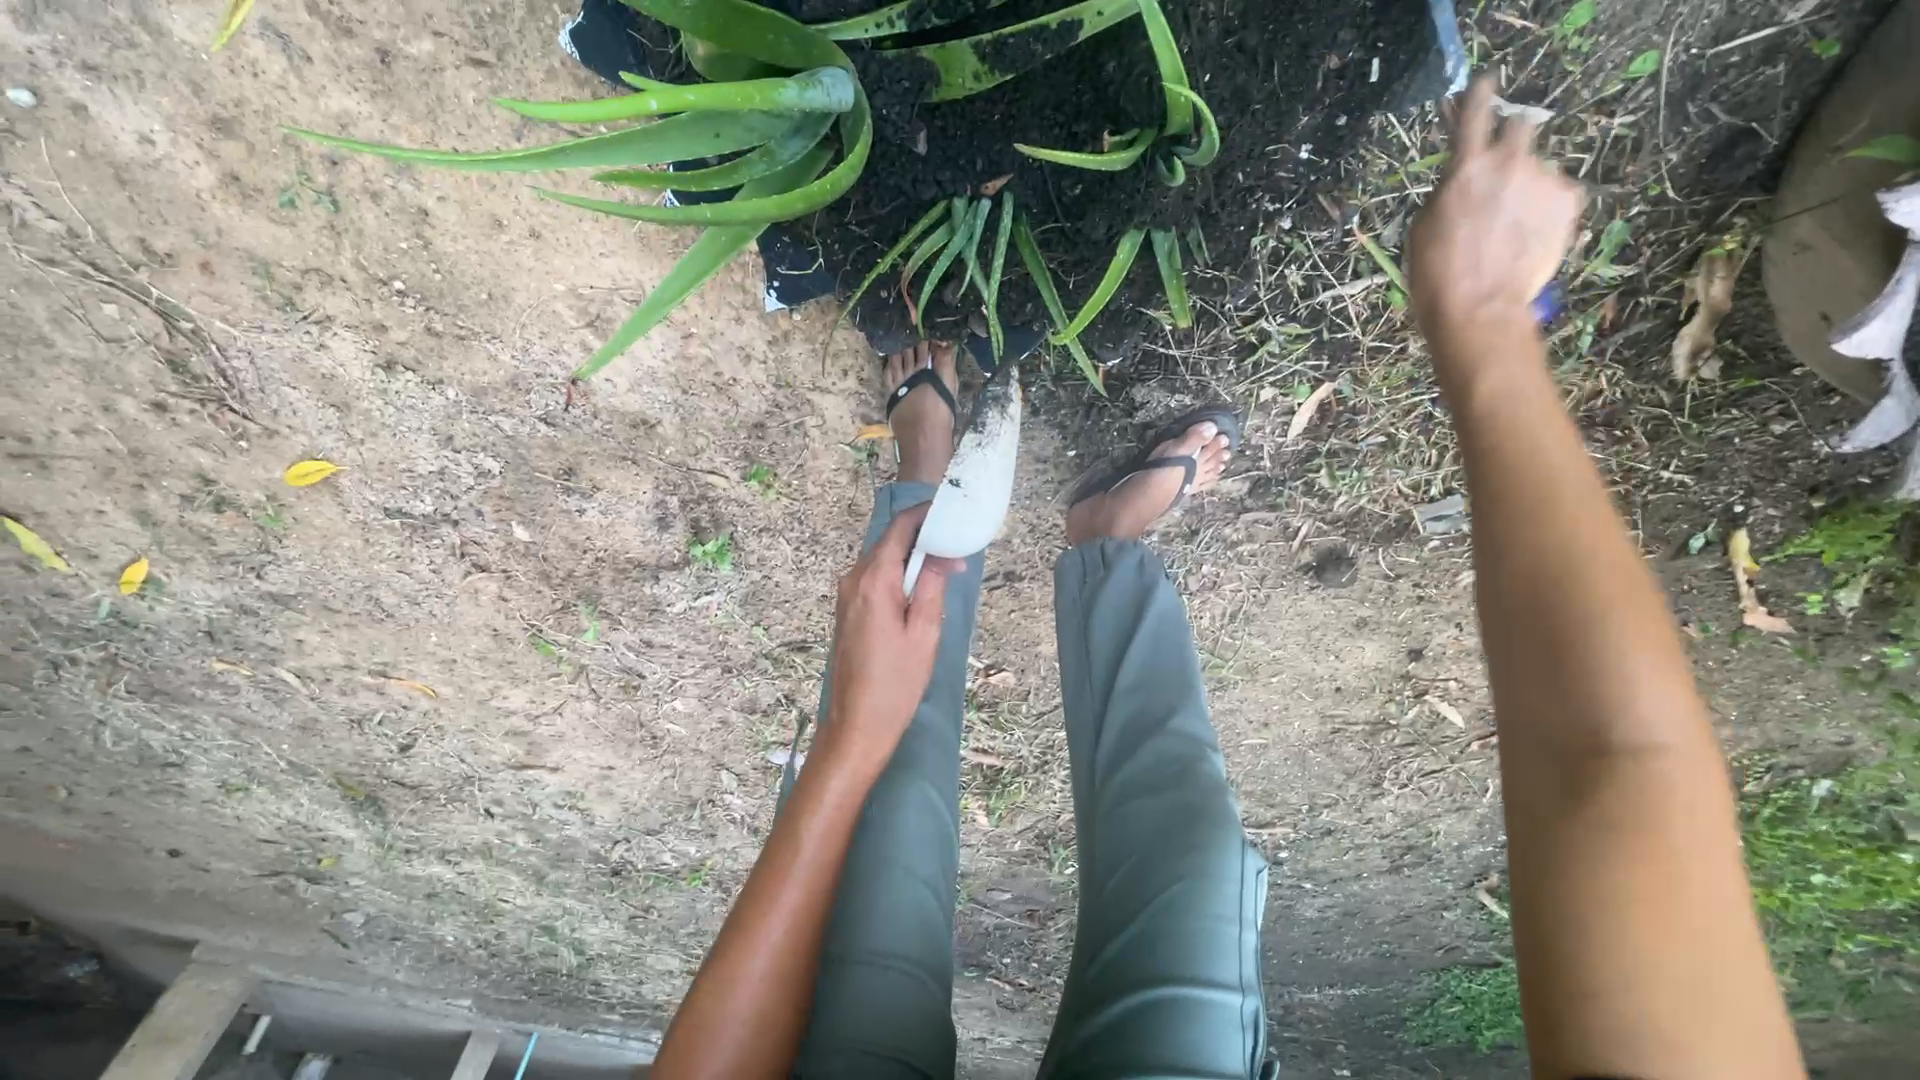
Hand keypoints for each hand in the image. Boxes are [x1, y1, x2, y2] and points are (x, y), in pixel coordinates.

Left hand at [820, 504, 963, 769]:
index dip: (925, 514)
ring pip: (882, 561)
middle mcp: (853, 580)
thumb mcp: (924, 632)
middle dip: (923, 538)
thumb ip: (932, 586)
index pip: (899, 528)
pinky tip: (921, 590)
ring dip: (912, 558)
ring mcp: (846, 595)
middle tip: (957, 545)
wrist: (857, 725)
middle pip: (889, 542)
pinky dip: (898, 575)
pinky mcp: (847, 611)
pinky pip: (875, 579)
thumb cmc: (896, 683)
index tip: (951, 511)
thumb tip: (942, 553)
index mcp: (874, 581)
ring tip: (946, 568)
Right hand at [1409, 75, 1585, 351]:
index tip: (1484, 83)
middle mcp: (1509, 163)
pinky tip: (1528, 236)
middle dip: (1511, 139)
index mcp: (1465, 170)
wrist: (1479, 309)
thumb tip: (1462, 178)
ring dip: (1525, 186)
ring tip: (1510, 228)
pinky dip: (1544, 208)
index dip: (1477, 96)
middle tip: (1501, 171)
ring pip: (1536, 169)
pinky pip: (1556, 193)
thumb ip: (1446, 192)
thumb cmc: (1435, 275)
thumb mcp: (1422, 228)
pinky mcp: (1569, 201)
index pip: (1473, 115)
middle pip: (1520, 125)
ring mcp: (1544, 180)